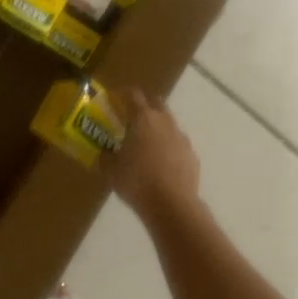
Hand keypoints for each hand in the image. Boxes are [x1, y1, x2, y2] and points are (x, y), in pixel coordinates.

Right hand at [101, 88, 200, 222]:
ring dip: (157, 127)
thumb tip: (105, 153)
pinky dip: (168, 147)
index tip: (114, 99)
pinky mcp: (191, 154)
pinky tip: (162, 163)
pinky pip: (177, 143)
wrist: (171, 204)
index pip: (133, 95)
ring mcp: (181, 137)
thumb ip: (106, 157)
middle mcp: (164, 121)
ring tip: (146, 144)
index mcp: (142, 119)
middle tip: (132, 117)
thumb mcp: (111, 171)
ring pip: (168, 123)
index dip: (122, 94)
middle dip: (144, 105)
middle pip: (156, 102)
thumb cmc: (136, 182)